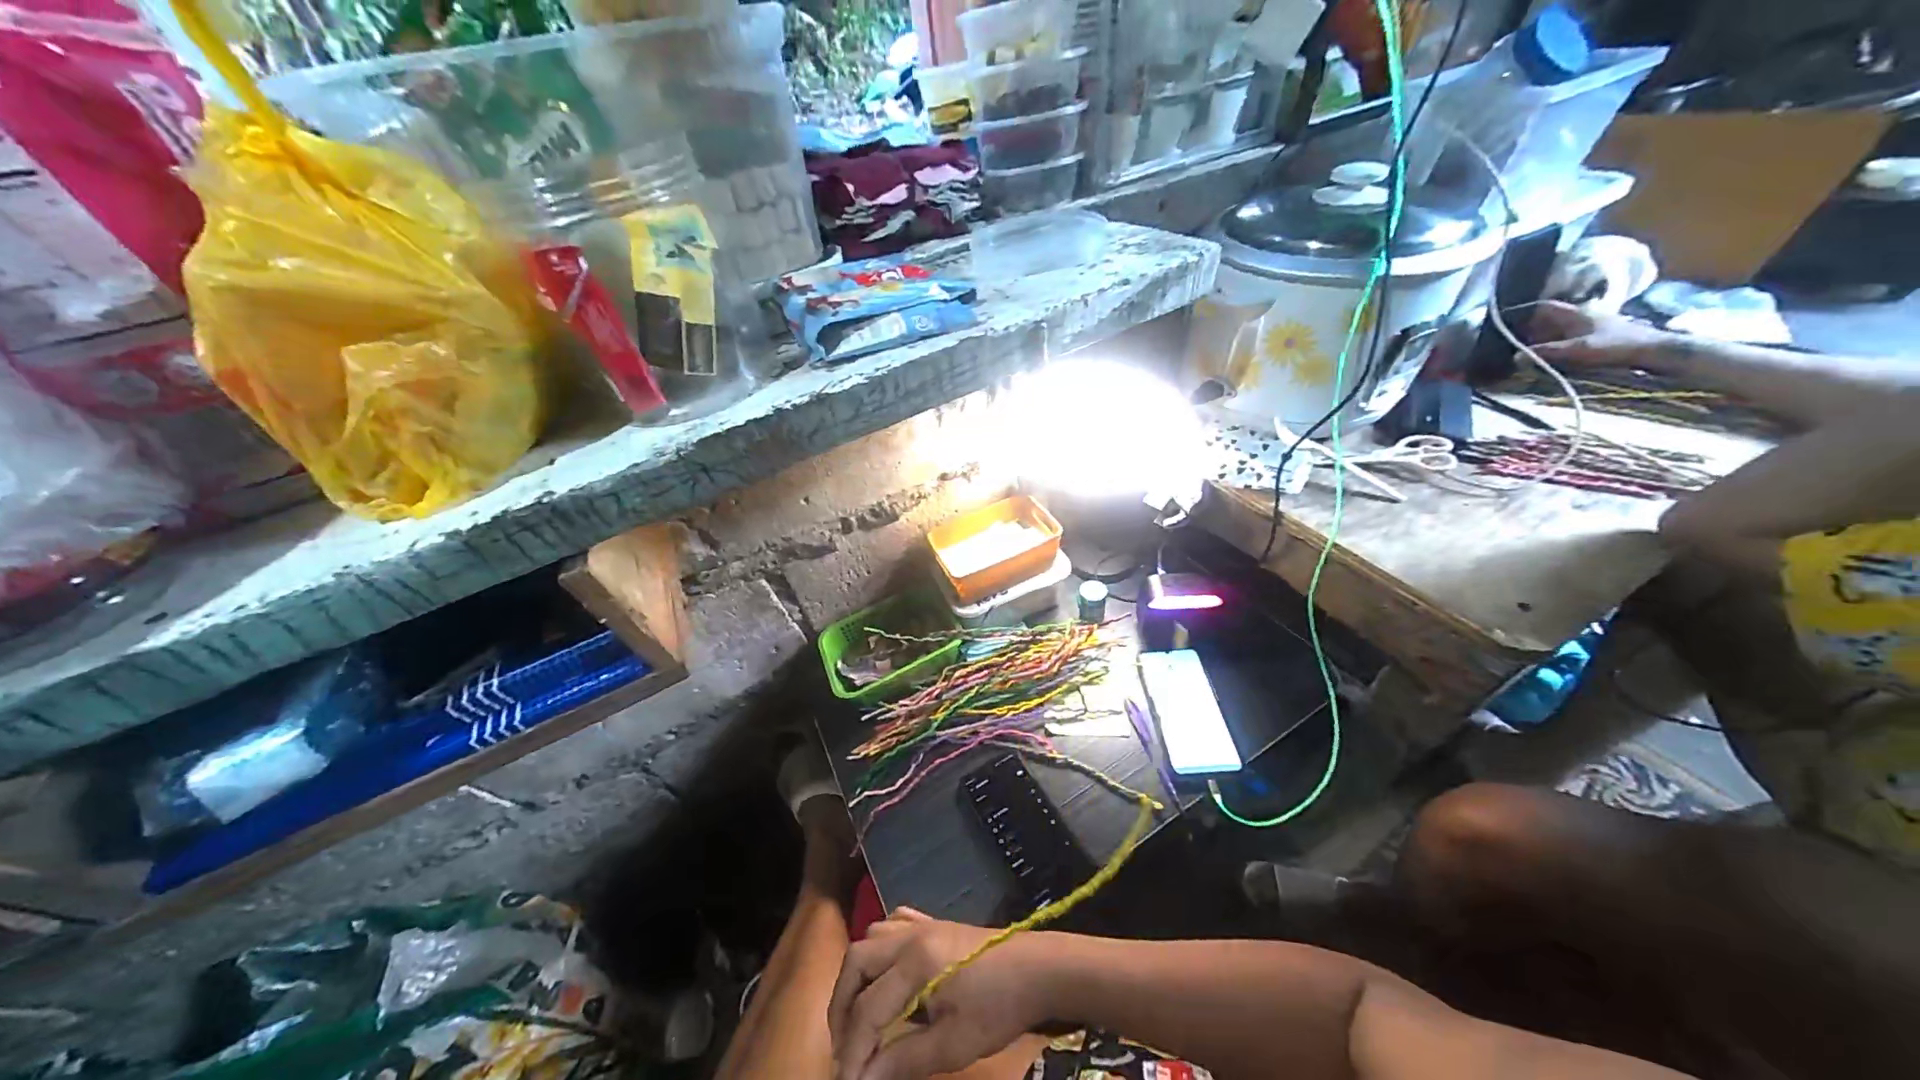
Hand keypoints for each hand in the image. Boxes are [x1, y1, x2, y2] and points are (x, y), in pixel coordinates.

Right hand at [829, 909, 1052, 1079]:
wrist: (1041, 970)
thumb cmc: (1001, 1007)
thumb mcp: (955, 1044)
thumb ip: (905, 1060)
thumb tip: (864, 1079)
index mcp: (914, 963)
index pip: (868, 1010)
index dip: (853, 1052)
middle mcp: (911, 936)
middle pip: (857, 961)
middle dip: (843, 1004)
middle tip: (846, 1046)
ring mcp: (924, 926)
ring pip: (873, 937)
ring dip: (859, 975)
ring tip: (861, 1014)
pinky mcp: (937, 925)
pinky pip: (896, 923)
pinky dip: (881, 947)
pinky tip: (887, 970)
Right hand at [1525, 300, 1672, 368]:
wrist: (1655, 350)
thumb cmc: (1616, 346)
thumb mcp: (1578, 350)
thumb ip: (1547, 352)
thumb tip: (1516, 357)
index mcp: (1575, 314)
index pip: (1543, 307)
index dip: (1524, 312)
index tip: (1505, 322)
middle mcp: (1582, 315)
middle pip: (1549, 318)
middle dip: (1530, 327)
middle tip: (1512, 341)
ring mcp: (1592, 325)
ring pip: (1559, 327)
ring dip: (1544, 336)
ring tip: (1528, 350)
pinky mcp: (1600, 336)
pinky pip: (1570, 336)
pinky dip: (1556, 342)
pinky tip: (1552, 354)